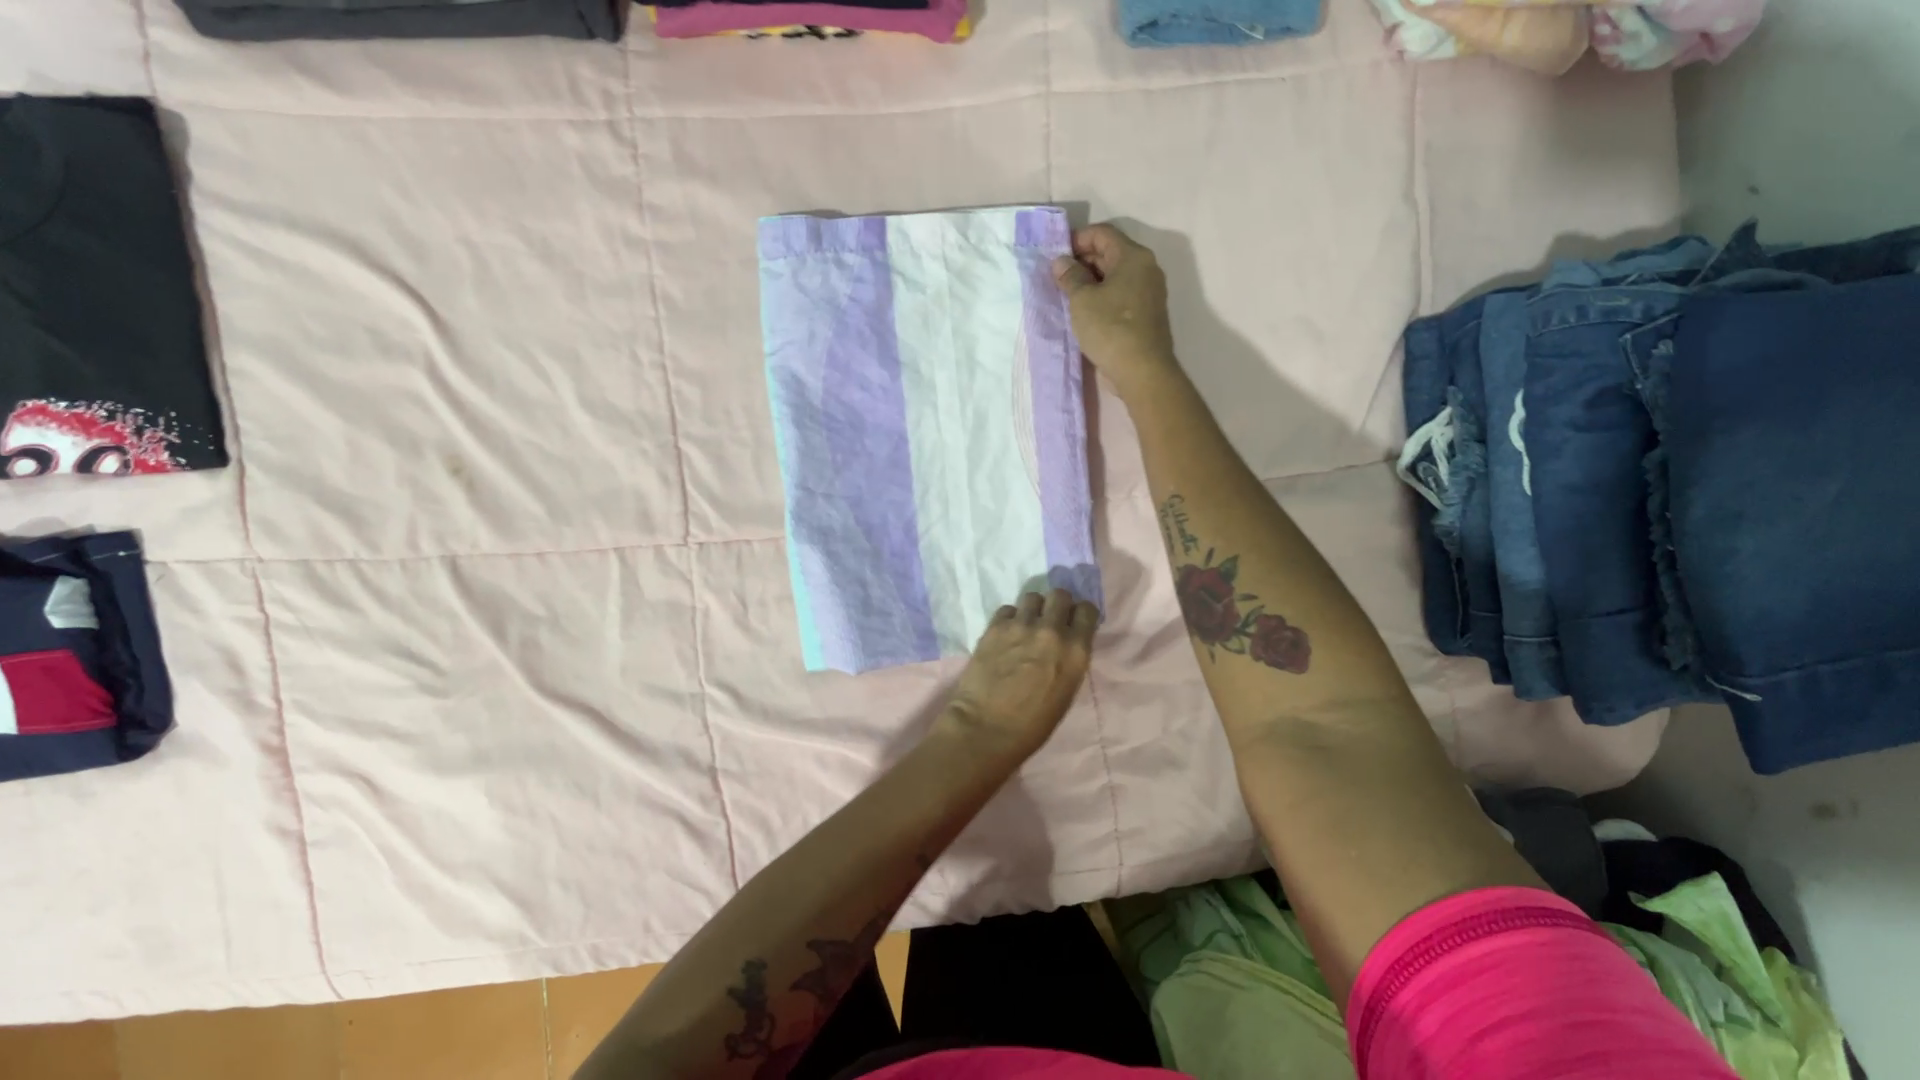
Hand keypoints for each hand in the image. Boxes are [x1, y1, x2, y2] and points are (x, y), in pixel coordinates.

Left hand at [938, 589, 1098, 760]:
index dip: (1081, 614)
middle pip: (1060, 595)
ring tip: (1024, 626)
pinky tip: (1004, 636)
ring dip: (1032, 609)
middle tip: (1049, 620)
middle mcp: (1052, 630)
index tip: (1075, 622)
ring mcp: (1021, 625)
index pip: (1088, 610)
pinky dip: (1008, 619)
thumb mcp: (1066, 692)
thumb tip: (1064, 646)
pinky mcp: (994, 627)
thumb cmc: (1032, 725)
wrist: (986, 728)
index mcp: (1076, 651)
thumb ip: (1069, 661)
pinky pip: (1007, 609)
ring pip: (1032, 597)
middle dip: (1057, 605)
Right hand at [1052, 223, 1180, 400]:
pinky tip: (1083, 311)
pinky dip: (1101, 297)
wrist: (1142, 371)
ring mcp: (1148, 292)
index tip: (1056, 255)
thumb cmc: (1110, 328)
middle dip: (1082, 261)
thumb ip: (1070, 276)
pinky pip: (1119, 295)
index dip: (1077, 239)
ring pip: (1114, 276)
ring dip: (1090, 281)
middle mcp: (1145, 269)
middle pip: (1110, 253)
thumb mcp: (1082, 299)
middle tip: (1057, 277)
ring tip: (1066, 295)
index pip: (1102, 233)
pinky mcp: (1145, 314)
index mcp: (1133, 257)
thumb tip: (1061, 262)